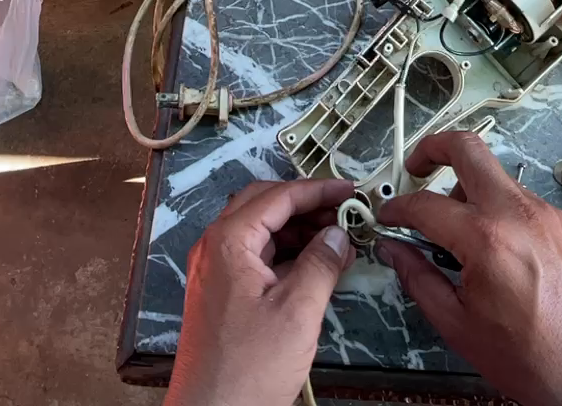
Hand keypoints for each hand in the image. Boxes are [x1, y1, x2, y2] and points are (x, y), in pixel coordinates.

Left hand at [165, 178, 355, 405]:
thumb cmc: (246, 372)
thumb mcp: (296, 313)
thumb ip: (320, 265)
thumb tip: (337, 234)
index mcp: (228, 241)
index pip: (278, 196)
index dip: (317, 190)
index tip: (347, 191)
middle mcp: (215, 247)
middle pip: (264, 205)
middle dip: (305, 205)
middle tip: (342, 213)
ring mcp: (215, 269)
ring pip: (260, 230)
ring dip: (296, 229)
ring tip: (334, 242)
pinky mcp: (220, 292)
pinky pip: (254, 256)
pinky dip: (284, 253)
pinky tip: (312, 266)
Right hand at [377, 132, 561, 405]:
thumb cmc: (531, 358)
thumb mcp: (458, 325)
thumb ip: (418, 278)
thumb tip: (393, 249)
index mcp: (485, 240)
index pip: (425, 204)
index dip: (397, 208)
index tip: (388, 217)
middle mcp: (515, 212)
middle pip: (466, 147)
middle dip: (432, 148)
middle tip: (415, 168)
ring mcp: (543, 211)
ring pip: (492, 172)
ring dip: (465, 185)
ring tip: (456, 227)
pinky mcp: (561, 220)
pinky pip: (516, 196)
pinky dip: (494, 206)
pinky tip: (491, 244)